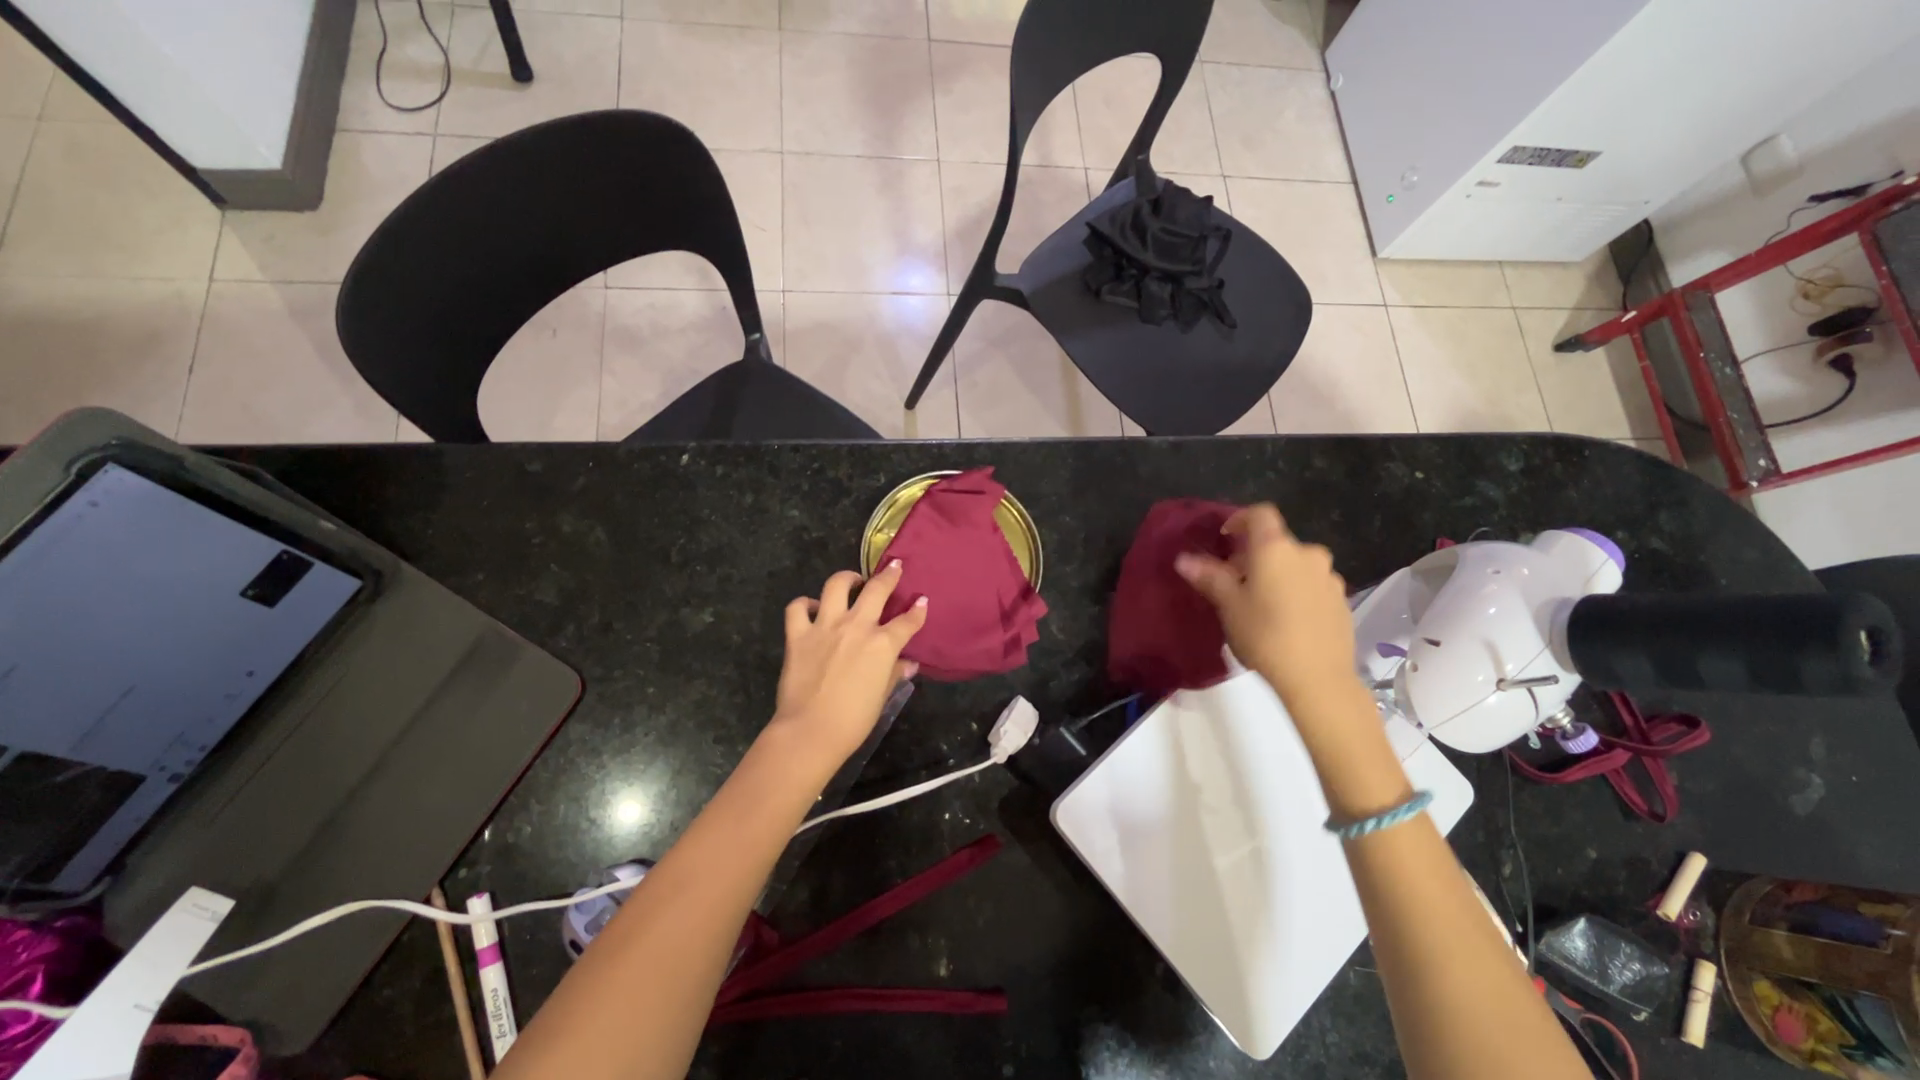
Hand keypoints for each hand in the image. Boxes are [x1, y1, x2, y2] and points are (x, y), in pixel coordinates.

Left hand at [773, 561, 928, 762]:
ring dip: (847, 578)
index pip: (907, 621)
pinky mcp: (798, 635)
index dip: (918, 611)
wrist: (810, 730)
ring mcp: (825, 627)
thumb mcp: (882, 697)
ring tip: (852, 580)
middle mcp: (856, 627)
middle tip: (894, 567)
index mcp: (882, 644)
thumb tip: (908, 663)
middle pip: (876, 590)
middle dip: (889, 576)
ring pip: (836, 586)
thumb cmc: (854, 720)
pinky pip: (797, 608)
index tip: (922, 601)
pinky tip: (811, 608)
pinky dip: (804, 604)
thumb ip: (894, 674)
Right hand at [1174, 504, 1360, 707]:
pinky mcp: (1342, 602)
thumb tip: (1184, 559)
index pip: (1260, 514)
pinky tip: (1286, 621)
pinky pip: (1313, 586)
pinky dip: (1297, 593)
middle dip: (1254, 556)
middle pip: (1278, 543)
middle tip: (1235, 582)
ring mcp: (1330, 578)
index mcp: (1277, 548)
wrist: (1318, 678)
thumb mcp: (1229, 605)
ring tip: (1261, 605)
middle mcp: (1308, 554)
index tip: (1225, 538)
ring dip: (1278, 575)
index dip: (1240, 519)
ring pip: (1296, 566)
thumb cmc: (1265, 635)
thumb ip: (1209, 577)